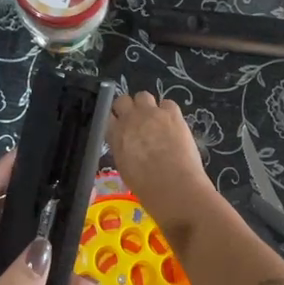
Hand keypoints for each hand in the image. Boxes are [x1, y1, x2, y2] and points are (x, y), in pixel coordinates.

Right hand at [107, 93, 213, 223]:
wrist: (176, 188)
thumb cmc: (148, 189)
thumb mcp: (125, 169)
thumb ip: (122, 149)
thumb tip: (127, 143)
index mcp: (116, 135)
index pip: (107, 115)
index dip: (115, 120)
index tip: (120, 126)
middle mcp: (131, 118)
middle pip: (123, 99)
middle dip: (128, 108)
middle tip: (137, 121)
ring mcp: (152, 113)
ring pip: (143, 95)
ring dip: (147, 106)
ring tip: (155, 121)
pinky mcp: (172, 113)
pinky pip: (167, 103)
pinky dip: (168, 111)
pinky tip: (172, 124)